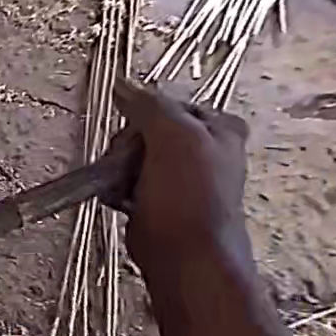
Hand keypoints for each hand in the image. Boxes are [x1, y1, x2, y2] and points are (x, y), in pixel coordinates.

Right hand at [112, 80, 249, 272]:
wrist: (184, 252)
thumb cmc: (187, 195)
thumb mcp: (174, 139)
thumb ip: (150, 107)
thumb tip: (121, 83)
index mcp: (219, 129)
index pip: (162, 106)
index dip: (141, 119)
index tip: (137, 137)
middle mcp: (203, 148)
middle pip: (141, 131)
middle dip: (126, 148)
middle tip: (130, 165)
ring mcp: (179, 175)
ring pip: (128, 156)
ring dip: (117, 170)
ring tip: (125, 187)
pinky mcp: (156, 197)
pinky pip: (123, 180)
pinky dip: (116, 189)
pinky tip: (121, 200)